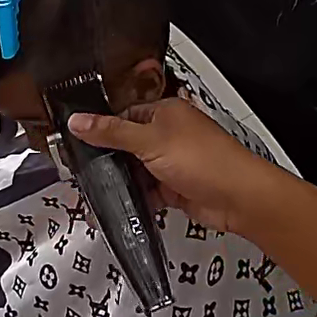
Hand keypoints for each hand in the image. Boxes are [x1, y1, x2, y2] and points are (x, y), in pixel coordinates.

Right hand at [68, 98, 282, 234]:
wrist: (238, 197)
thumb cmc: (209, 161)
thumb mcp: (151, 141)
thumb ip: (112, 132)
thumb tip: (80, 121)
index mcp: (165, 113)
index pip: (123, 115)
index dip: (101, 128)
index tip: (78, 141)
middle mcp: (169, 135)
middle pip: (128, 145)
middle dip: (109, 159)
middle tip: (86, 170)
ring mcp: (172, 163)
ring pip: (137, 171)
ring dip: (123, 181)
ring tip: (100, 190)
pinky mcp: (175, 188)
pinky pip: (147, 192)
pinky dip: (137, 198)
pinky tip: (123, 204)